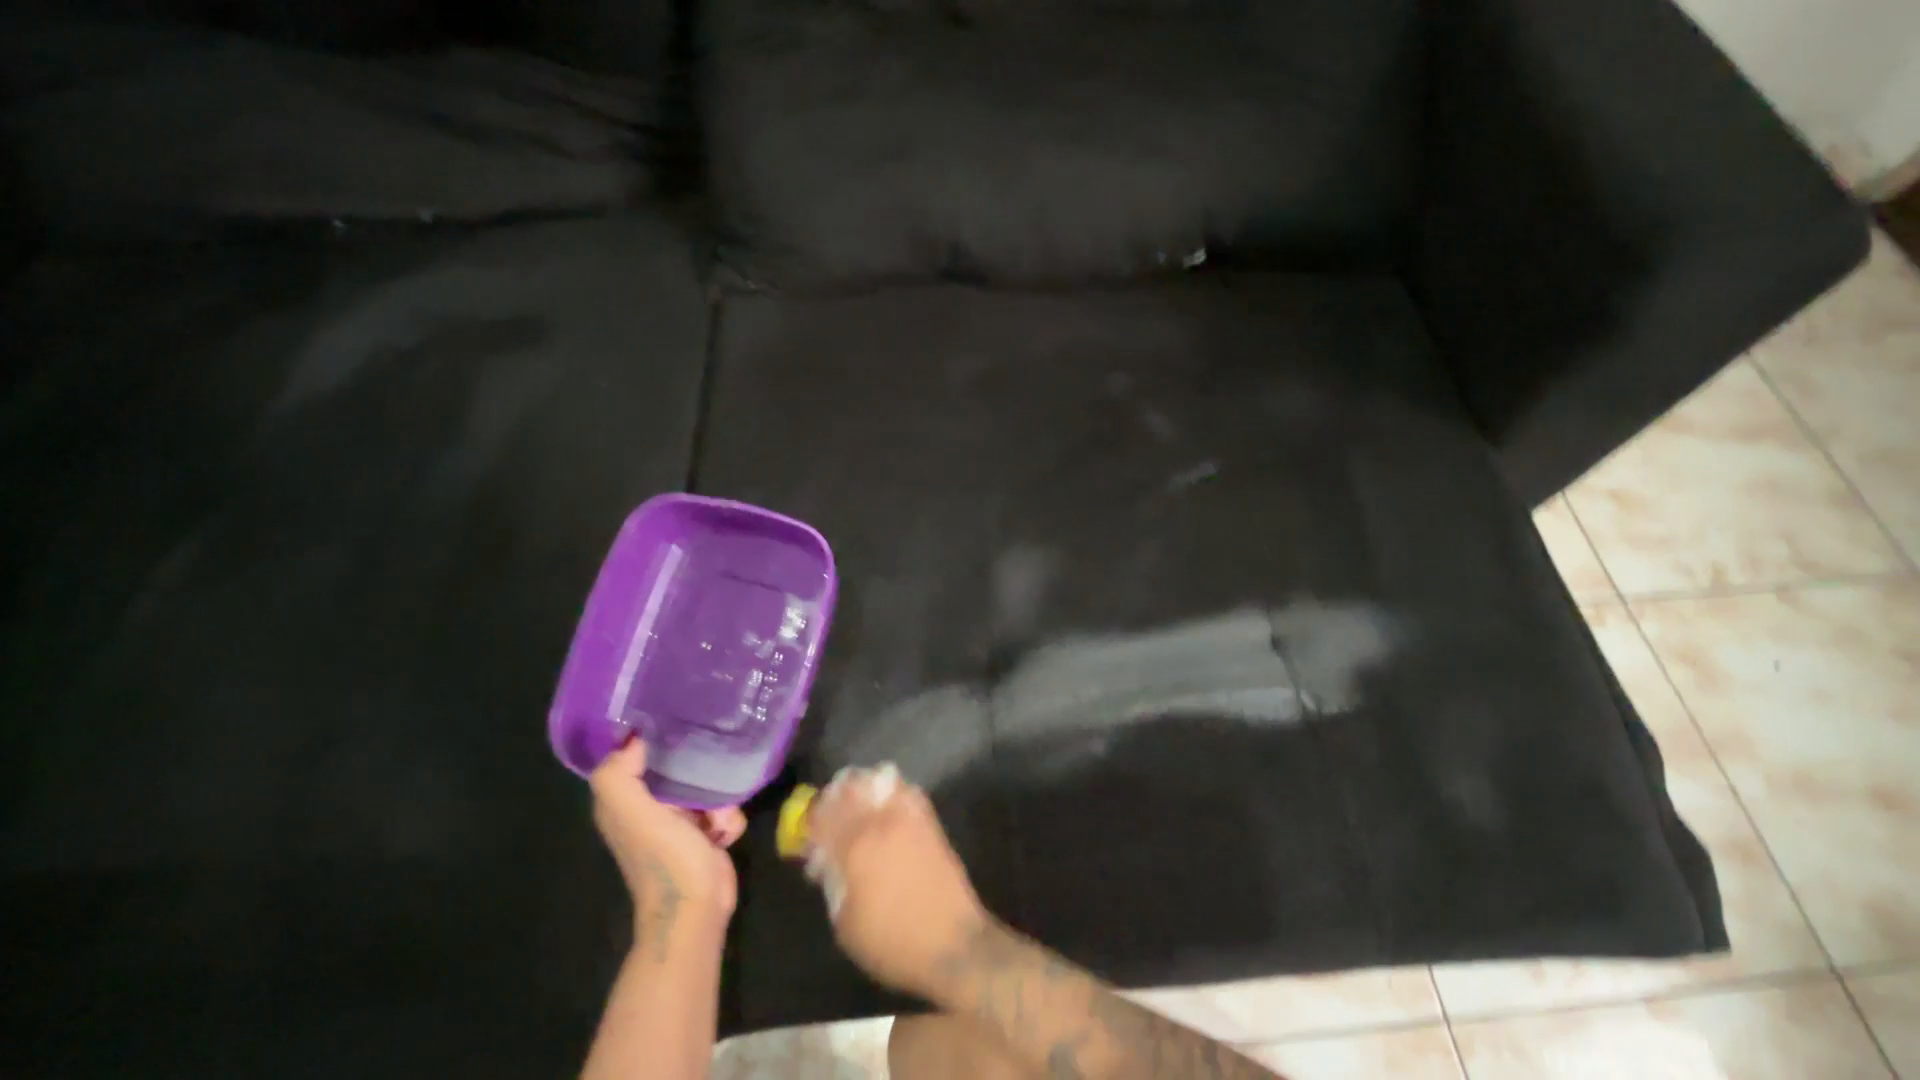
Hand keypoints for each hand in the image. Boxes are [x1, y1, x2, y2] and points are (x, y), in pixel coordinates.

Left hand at [590, 739, 747, 946]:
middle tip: (706, 775)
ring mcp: (679, 821)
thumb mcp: (633, 813)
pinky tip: (724, 836)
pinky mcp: (706, 833)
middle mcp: (647, 807)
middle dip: (697, 770)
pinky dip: (728, 819)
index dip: (647, 735)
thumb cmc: (664, 859)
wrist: (696, 909)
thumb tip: (634, 737)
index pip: (630, 752)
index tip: (673, 719)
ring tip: (715, 821)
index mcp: (621, 800)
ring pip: (706, 784)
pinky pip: (723, 807)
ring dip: (718, 801)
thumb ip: (619, 775)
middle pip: (675, 765)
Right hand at [805, 765, 990, 999]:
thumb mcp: (846, 924)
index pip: (822, 815)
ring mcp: (910, 820)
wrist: (955, 946)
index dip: (810, 820)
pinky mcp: (931, 826)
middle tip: (829, 816)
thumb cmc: (892, 943)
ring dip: (863, 789)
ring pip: (881, 782)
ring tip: (856, 805)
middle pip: (850, 788)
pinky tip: (886, 810)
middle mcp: (882, 824)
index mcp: (855, 847)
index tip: (806, 833)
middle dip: (834, 798)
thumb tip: (827, 864)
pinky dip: (892, 793)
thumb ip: (833, 886)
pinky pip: (907, 794)